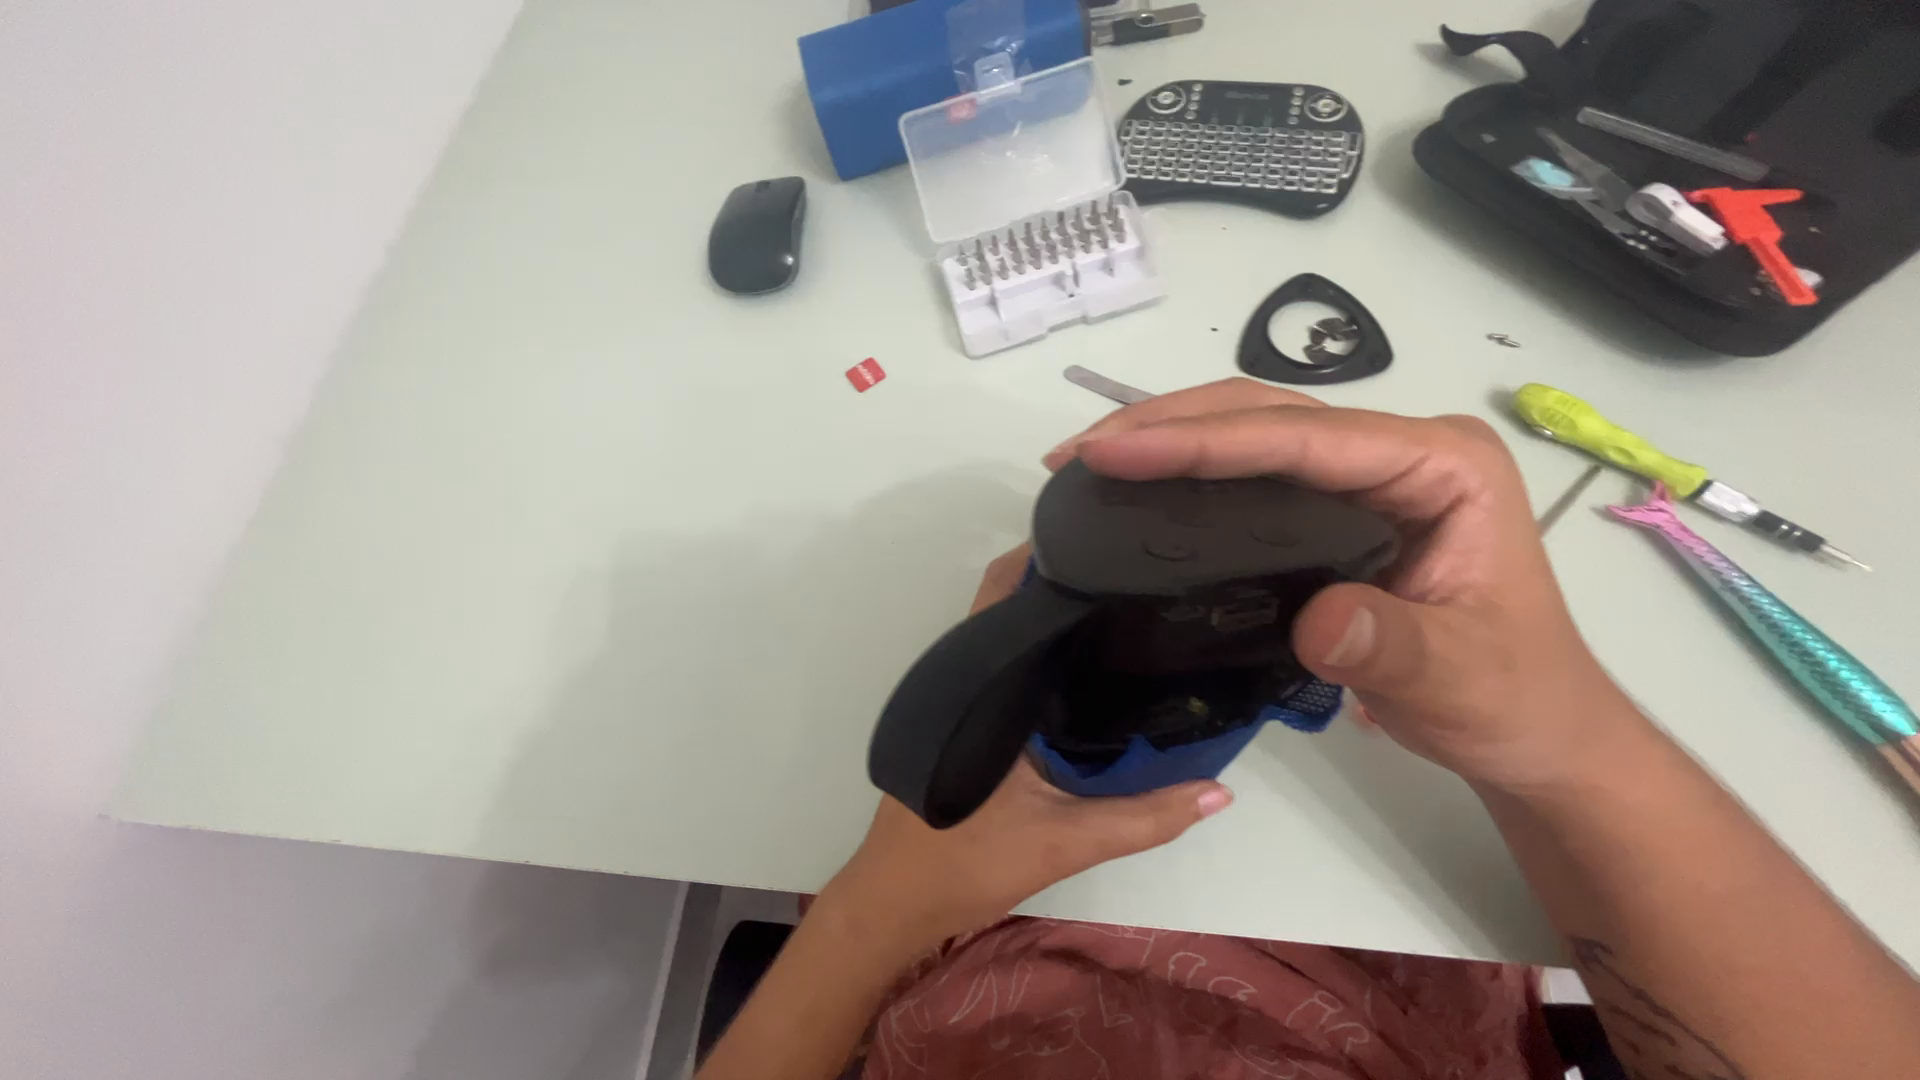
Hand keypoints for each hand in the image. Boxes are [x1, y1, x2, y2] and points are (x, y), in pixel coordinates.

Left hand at [819, 546, 1231, 953]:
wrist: (896, 900)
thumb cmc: (963, 863)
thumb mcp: (1062, 841)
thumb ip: (1143, 817)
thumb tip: (1220, 792)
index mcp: (981, 685)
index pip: (1008, 597)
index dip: (1052, 560)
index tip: (1110, 545)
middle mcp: (963, 677)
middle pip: (1009, 605)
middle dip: (1063, 581)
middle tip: (1131, 572)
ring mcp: (959, 697)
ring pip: (1006, 634)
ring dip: (1050, 615)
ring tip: (1119, 604)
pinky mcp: (964, 720)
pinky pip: (1005, 667)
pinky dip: (1040, 652)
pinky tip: (1086, 666)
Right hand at [1044, 379, 1643, 792]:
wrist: (1526, 727)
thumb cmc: (1510, 698)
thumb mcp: (1460, 680)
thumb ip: (1395, 646)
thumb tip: (1319, 620)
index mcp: (1439, 466)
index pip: (1302, 439)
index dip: (1200, 442)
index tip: (1111, 453)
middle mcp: (1398, 452)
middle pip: (1264, 415)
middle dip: (1166, 425)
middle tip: (1079, 452)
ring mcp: (1364, 475)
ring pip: (1249, 433)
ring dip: (1167, 438)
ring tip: (1089, 459)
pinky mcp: (1333, 506)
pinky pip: (1248, 475)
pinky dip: (1187, 474)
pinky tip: (1140, 487)